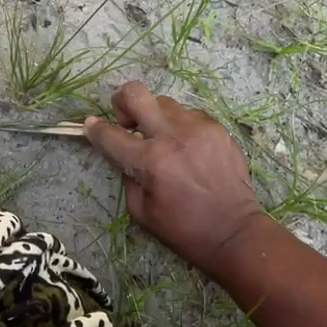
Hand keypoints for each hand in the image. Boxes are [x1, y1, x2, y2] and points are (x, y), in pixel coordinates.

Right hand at [84, 82, 265, 271]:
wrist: (235, 233)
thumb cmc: (184, 229)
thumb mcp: (142, 212)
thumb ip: (126, 175)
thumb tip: (121, 150)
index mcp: (151, 163)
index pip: (111, 135)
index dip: (95, 129)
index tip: (91, 125)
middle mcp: (173, 137)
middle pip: (136, 93)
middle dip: (123, 102)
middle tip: (128, 122)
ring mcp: (198, 127)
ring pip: (163, 103)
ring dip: (156, 118)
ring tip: (164, 142)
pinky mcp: (216, 127)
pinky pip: (188, 115)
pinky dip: (181, 128)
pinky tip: (188, 150)